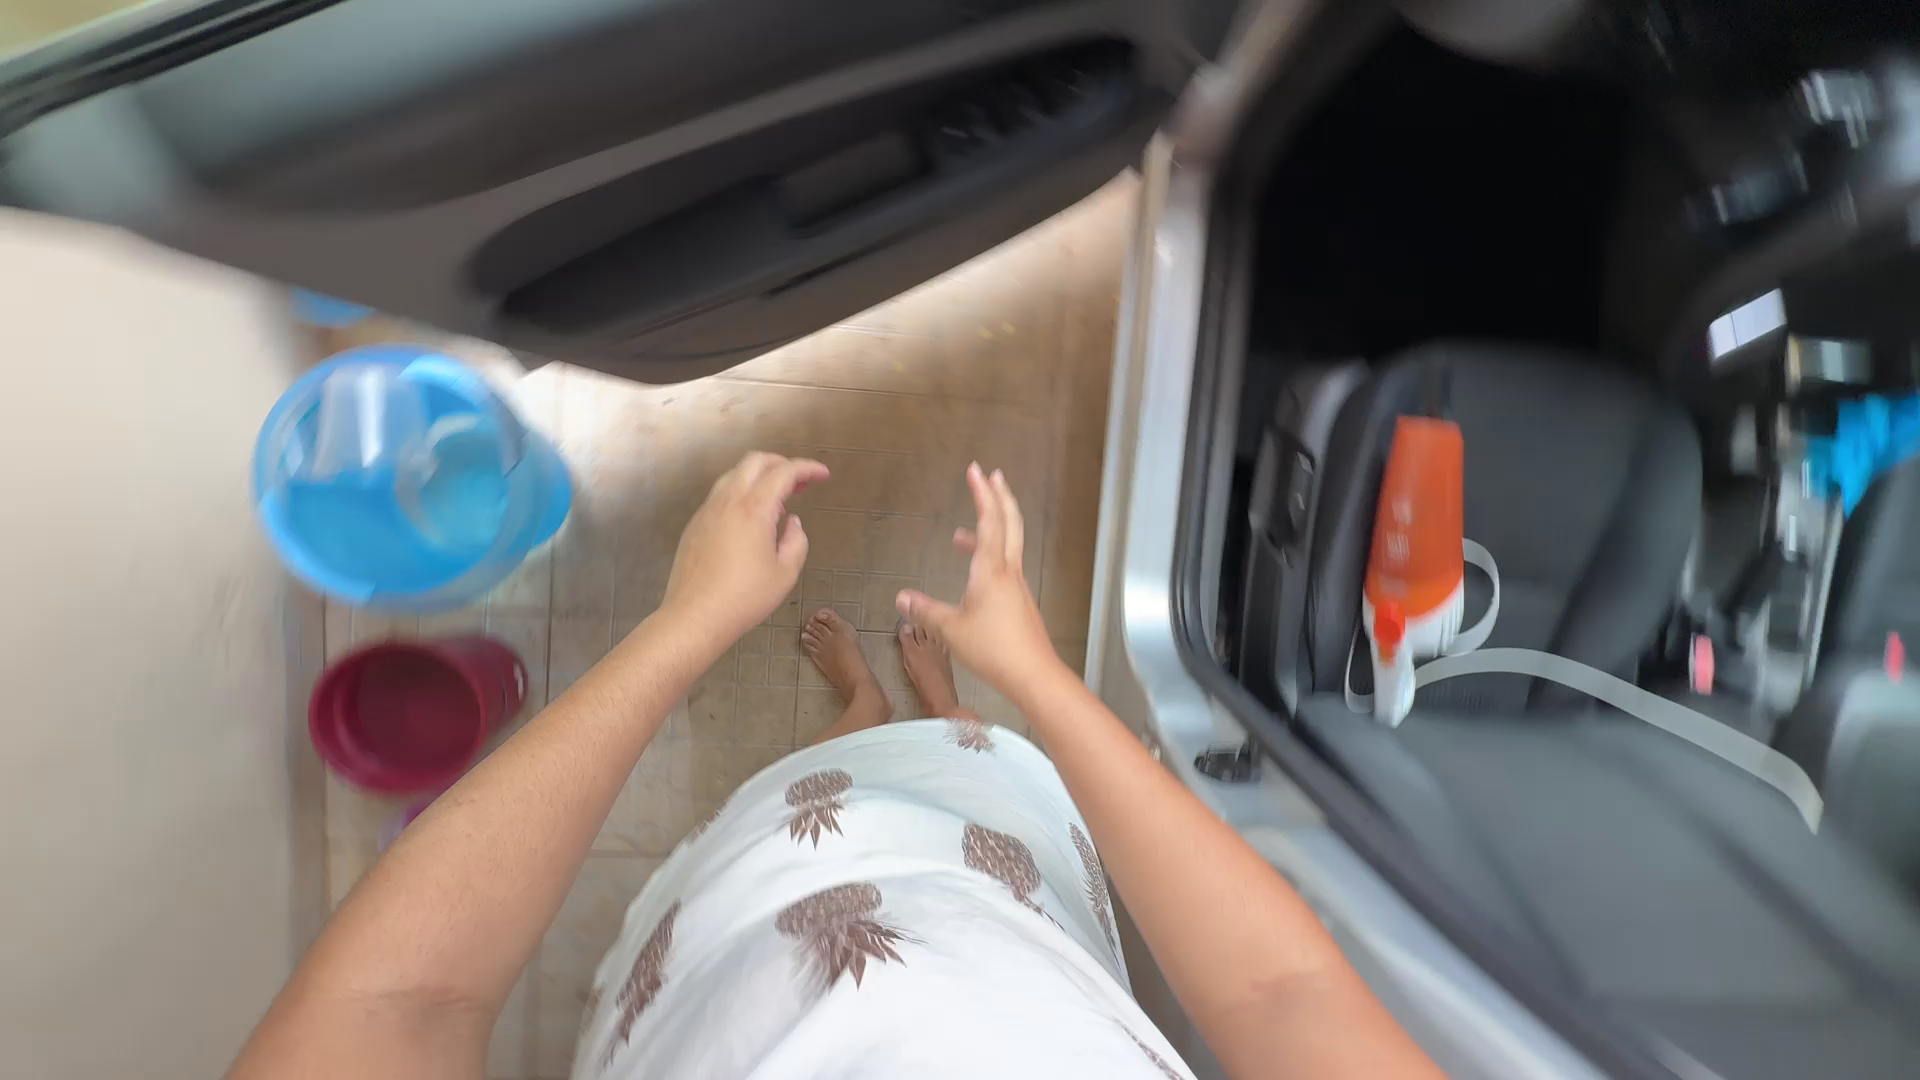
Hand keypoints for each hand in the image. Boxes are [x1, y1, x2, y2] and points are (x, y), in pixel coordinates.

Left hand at [660, 452, 828, 648]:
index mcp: (754, 509)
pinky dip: (742, 493)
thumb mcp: (786, 573)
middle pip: (755, 461)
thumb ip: (796, 541)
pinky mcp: (695, 524)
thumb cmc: (745, 598)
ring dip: (759, 477)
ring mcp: (707, 511)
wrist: (695, 616)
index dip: (807, 468)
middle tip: (800, 481)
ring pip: (734, 475)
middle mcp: (728, 501)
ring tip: (777, 501)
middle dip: (781, 463)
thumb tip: (791, 523)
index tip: (823, 475)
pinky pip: (721, 494)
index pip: (784, 472)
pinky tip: (752, 519)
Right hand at [896, 463, 1064, 693]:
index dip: (982, 493)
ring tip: (963, 532)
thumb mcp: (950, 629)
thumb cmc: (993, 648)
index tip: (976, 471)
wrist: (1033, 674)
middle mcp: (1008, 571)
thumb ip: (925, 611)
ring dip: (992, 529)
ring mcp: (1016, 586)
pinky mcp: (1019, 602)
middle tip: (993, 476)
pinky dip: (989, 558)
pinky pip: (1005, 567)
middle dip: (1000, 497)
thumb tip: (901, 599)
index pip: (988, 521)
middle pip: (1009, 524)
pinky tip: (973, 577)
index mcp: (991, 570)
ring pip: (1008, 546)